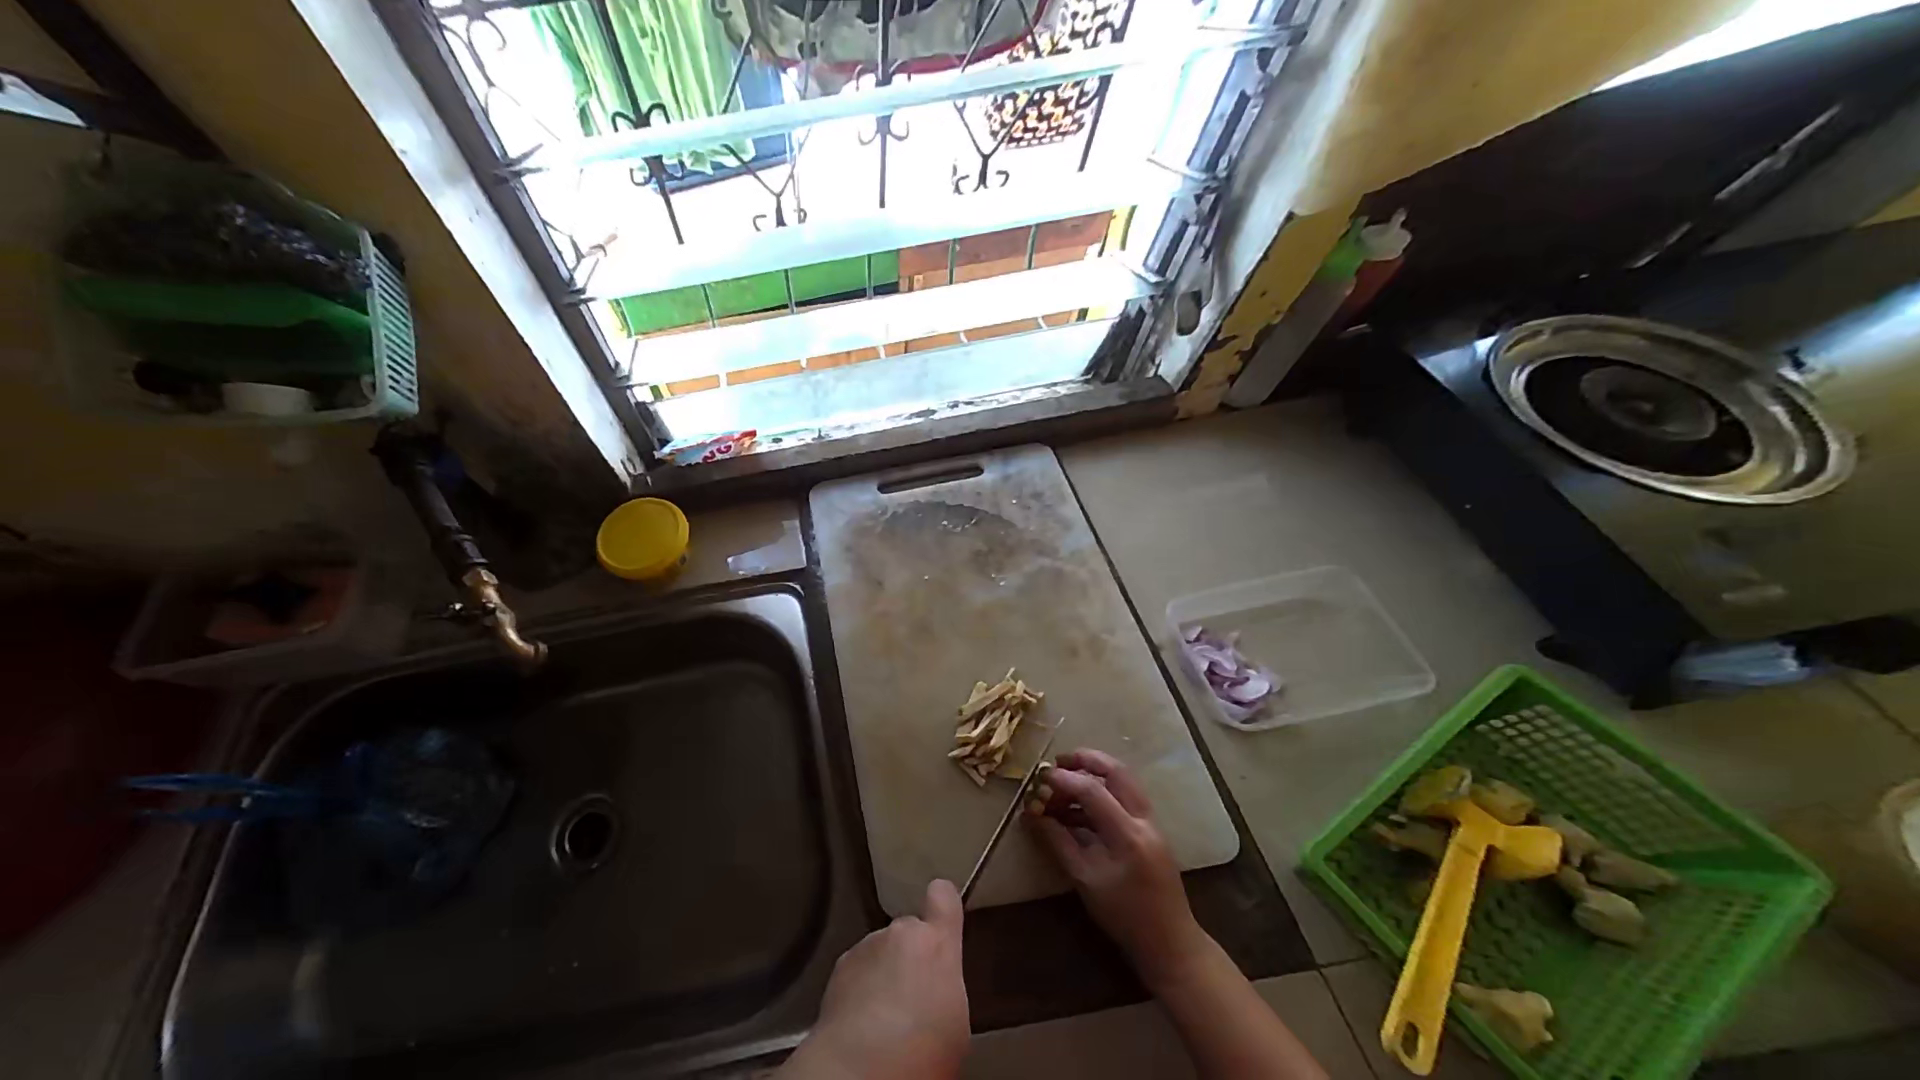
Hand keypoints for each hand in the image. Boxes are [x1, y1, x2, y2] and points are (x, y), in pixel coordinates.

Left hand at [782, 879, 968, 1079]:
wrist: (860, 1068)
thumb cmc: (923, 1049)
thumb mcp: (956, 1020)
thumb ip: (946, 984)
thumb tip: (935, 989)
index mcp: (937, 943)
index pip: (943, 895)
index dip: (942, 902)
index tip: (942, 916)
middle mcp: (901, 933)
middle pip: (909, 932)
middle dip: (909, 955)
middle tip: (911, 997)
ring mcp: (867, 946)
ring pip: (881, 952)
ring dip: (882, 972)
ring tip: (882, 1015)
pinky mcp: (838, 967)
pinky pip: (857, 970)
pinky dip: (859, 988)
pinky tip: (859, 1021)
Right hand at [1027, 749, 1206, 987]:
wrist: (1169, 941)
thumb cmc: (1124, 916)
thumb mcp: (1084, 881)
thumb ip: (1057, 842)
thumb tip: (1032, 814)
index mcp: (1128, 833)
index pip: (1092, 789)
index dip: (1063, 780)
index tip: (1039, 778)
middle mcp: (1144, 819)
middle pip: (1117, 771)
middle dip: (1086, 760)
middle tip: (1057, 763)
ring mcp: (1152, 823)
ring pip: (1124, 781)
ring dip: (1094, 776)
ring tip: (1063, 788)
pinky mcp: (1151, 830)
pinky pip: (1126, 798)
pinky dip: (1103, 794)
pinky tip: (1079, 810)